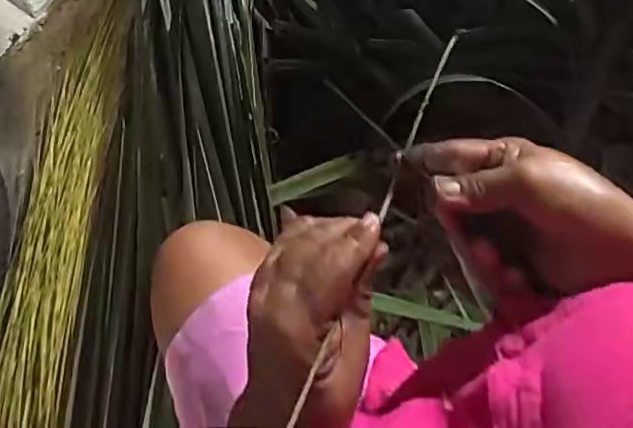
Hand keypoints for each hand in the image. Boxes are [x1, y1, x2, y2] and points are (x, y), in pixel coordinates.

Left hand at [231, 209, 385, 427]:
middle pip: (306, 247)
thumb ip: (359, 297)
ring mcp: (259, 286)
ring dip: (320, 227)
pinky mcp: (256, 282)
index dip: (352, 241)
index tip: (376, 223)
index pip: (327, 266)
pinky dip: (300, 232)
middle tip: (368, 223)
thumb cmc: (325, 396)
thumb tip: (375, 250)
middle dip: (339, 229)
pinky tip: (319, 227)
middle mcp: (271, 295)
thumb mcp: (355, 356)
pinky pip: (278, 246)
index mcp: (297, 321)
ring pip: (289, 240)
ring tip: (350, 226)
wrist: (278, 413)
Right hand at [404, 137, 632, 302]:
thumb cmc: (583, 205)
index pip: (450, 155)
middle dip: (457, 223)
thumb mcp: (528, 183)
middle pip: (452, 201)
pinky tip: (514, 282)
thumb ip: (477, 184)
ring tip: (500, 268)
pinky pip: (489, 266)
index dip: (424, 161)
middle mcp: (499, 191)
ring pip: (468, 236)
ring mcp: (510, 227)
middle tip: (473, 241)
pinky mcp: (522, 261)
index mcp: (502, 159)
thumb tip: (434, 190)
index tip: (396, 169)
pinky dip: (496, 275)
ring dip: (478, 254)